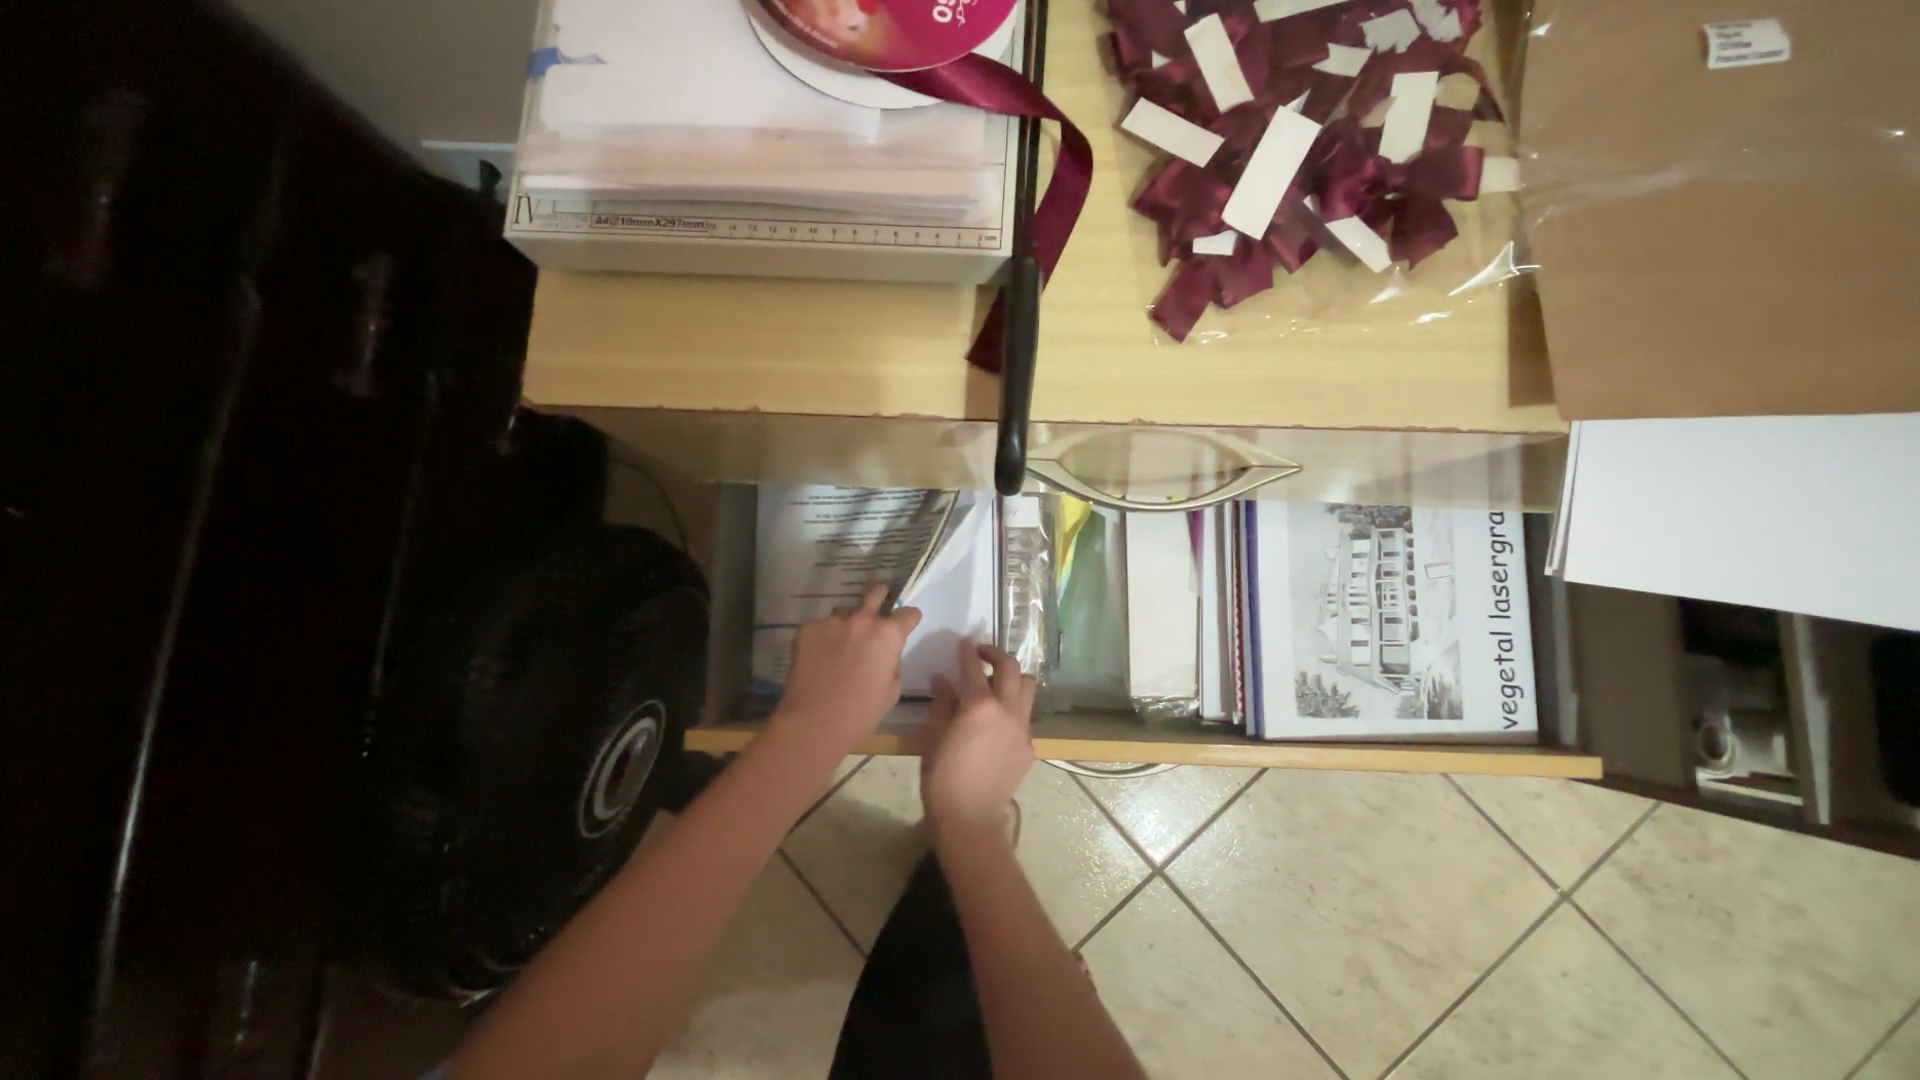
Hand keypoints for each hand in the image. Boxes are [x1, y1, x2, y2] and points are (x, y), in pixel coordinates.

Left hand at [773, 583, 921, 753]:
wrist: (814, 721)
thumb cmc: (861, 712)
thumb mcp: (892, 690)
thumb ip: (893, 661)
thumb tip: (885, 651)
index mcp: (888, 635)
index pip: (908, 613)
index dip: (909, 619)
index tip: (906, 624)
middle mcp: (862, 620)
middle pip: (875, 592)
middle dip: (880, 594)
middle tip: (877, 604)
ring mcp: (832, 621)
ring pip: (844, 612)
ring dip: (847, 623)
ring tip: (839, 646)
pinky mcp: (807, 628)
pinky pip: (820, 626)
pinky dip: (823, 638)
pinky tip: (818, 658)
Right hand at [921, 640, 1036, 842]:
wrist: (970, 818)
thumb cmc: (942, 778)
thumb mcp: (933, 737)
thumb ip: (941, 704)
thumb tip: (943, 680)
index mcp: (979, 706)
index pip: (974, 668)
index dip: (967, 652)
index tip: (963, 643)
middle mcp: (1007, 710)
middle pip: (1010, 667)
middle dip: (995, 654)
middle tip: (981, 655)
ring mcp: (1022, 729)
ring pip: (1028, 687)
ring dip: (1013, 677)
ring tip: (997, 682)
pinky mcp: (1029, 747)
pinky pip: (1026, 716)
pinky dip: (1014, 708)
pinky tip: (999, 720)